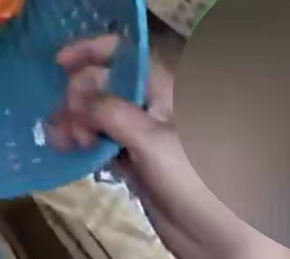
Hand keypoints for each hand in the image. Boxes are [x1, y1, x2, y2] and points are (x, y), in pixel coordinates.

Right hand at [46, 34, 289, 258]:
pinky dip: (80, 141)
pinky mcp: (135, 160)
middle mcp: (149, 103)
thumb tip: (74, 98)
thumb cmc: (198, 180)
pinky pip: (100, 140)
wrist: (230, 246)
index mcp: (162, 88)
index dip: (88, 50)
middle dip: (76, 96)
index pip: (121, 52)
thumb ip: (108, 111)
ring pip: (96, 112)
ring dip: (73, 120)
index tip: (58, 62)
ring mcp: (142, 132)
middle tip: (64, 120)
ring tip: (59, 139)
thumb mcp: (151, 140)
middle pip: (101, 83)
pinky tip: (65, 148)